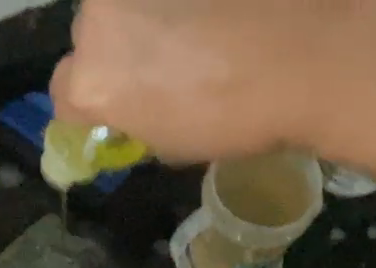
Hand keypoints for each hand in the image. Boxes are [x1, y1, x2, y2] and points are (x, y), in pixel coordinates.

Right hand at [49, 0, 357, 163]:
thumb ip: (135, 125)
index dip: (88, 109)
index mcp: (91, 81)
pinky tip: (214, 12)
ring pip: (124, 3)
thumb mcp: (173, 144)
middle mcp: (96, 19)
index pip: (63, 97)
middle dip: (118, 52)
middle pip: (90, 38)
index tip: (115, 115)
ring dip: (146, 15)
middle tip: (164, 67)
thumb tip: (131, 114)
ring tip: (197, 28)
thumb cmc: (239, 116)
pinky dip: (176, 1)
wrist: (313, 48)